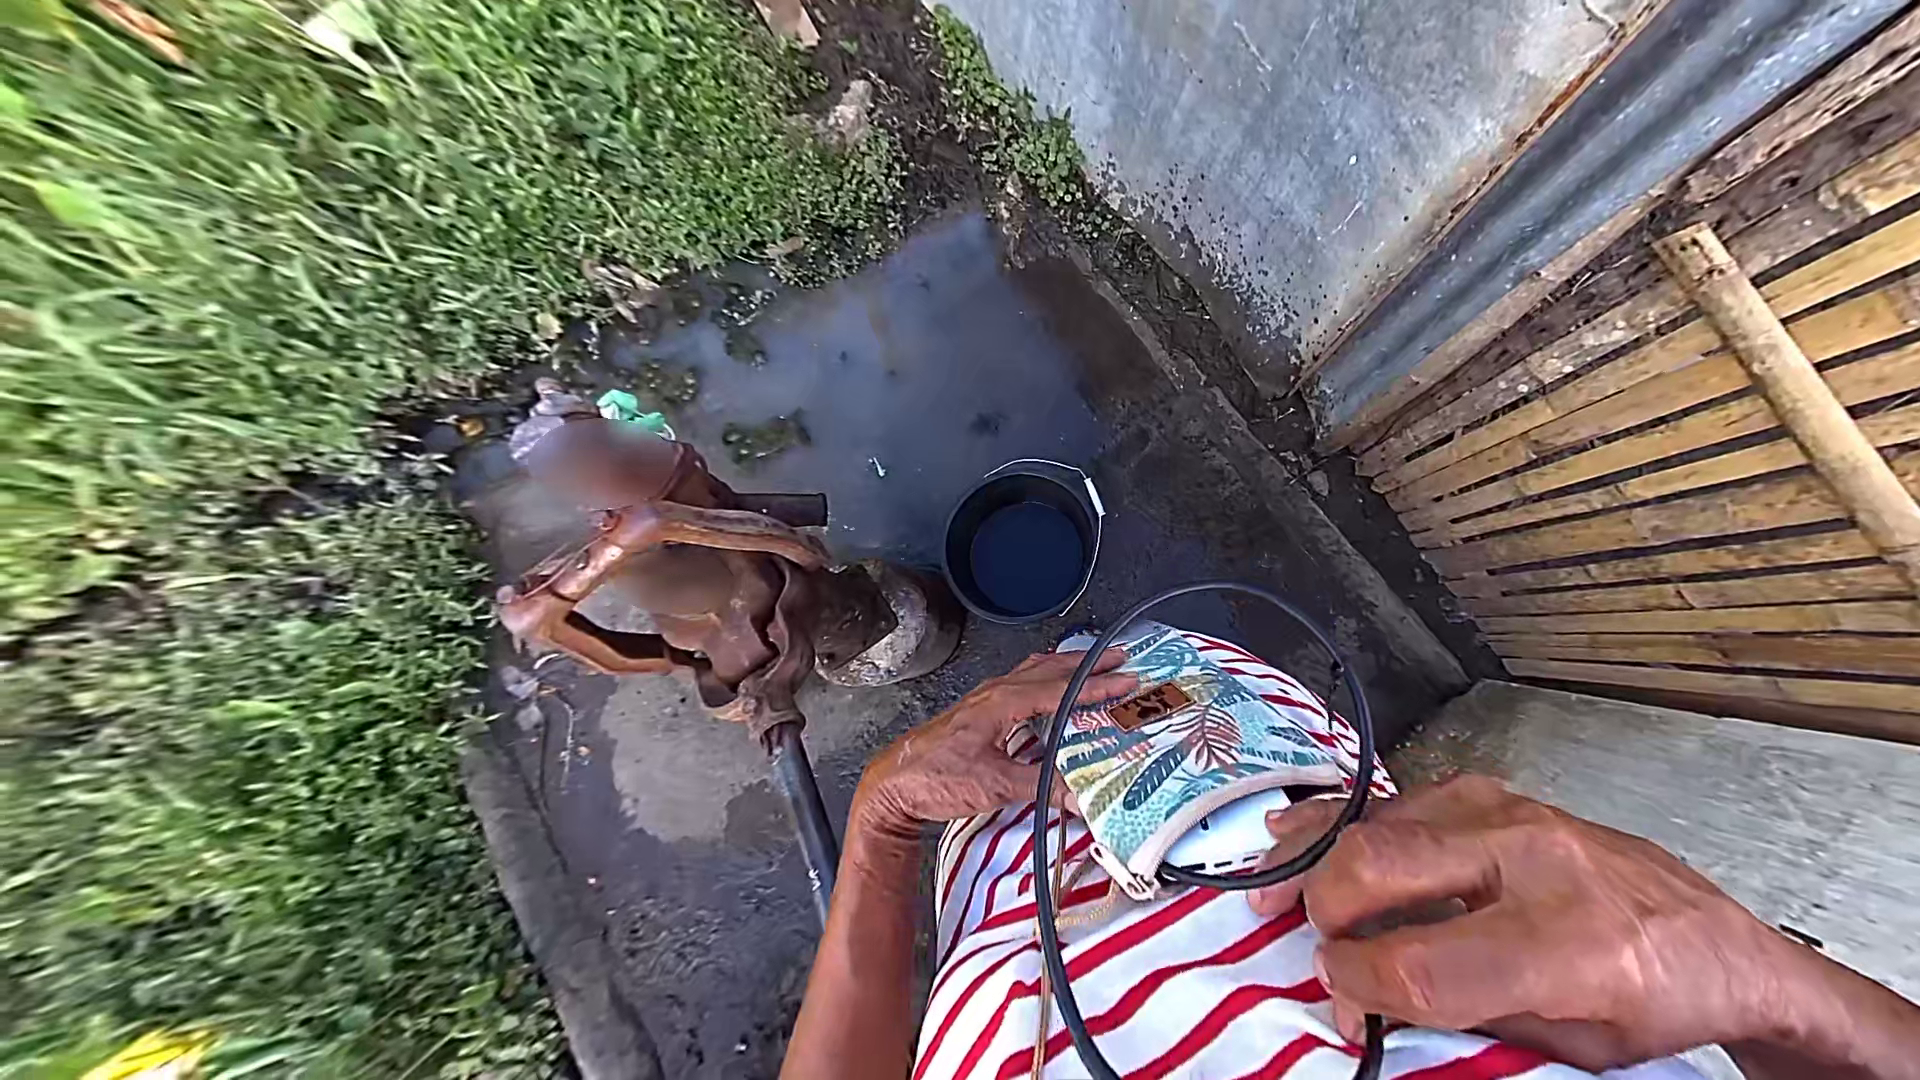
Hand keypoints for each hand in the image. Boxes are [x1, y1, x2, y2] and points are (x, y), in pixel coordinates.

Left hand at [850, 649, 1136, 841]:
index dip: (1095, 685)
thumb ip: (1041, 788)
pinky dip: (1045, 677)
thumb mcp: (994, 786)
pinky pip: (1021, 681)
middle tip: (1119, 657)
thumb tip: (1080, 795)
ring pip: (1034, 670)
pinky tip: (1050, 688)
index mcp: (1002, 702)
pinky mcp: (981, 709)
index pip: (1059, 689)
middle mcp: (995, 692)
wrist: (896, 781)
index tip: (1125, 681)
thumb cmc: (935, 777)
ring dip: (1066, 666)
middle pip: (1049, 668)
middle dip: (1087, 662)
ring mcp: (986, 698)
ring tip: (1093, 665)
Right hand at [1246, 775, 1826, 1070]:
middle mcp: (1528, 857)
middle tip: (1311, 943)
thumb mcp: (1574, 1043)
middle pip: (1382, 868)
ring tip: (1272, 890)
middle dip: (1327, 908)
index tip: (1337, 993)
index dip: (1363, 980)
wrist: (1710, 932)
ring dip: (1309, 859)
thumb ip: (1460, 1012)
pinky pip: (1381, 803)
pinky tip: (1289, 832)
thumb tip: (1360, 995)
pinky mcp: (1470, 788)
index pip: (1428, 962)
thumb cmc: (1652, 1002)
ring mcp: (1493, 808)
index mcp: (1575, 944)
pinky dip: (1328, 821)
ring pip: (1369, 825)